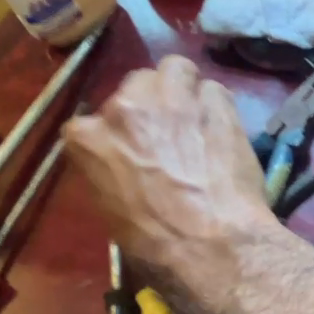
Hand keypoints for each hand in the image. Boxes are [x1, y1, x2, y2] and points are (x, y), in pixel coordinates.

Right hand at [63, 56, 277, 299]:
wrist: (213, 241)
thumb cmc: (156, 244)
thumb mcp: (113, 209)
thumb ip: (113, 170)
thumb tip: (131, 166)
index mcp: (87, 139)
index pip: (94, 120)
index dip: (122, 133)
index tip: (139, 148)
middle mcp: (124, 109)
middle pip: (137, 84)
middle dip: (154, 103)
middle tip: (175, 131)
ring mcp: (172, 100)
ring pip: (176, 70)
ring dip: (186, 89)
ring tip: (200, 118)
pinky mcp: (214, 103)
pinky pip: (215, 89)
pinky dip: (219, 105)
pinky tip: (226, 129)